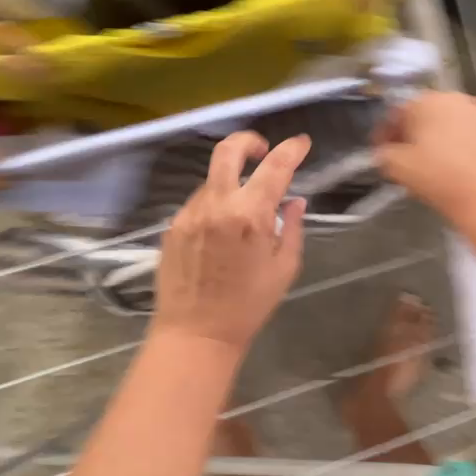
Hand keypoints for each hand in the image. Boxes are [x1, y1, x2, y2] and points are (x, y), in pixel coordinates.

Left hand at [155, 132, 310, 350]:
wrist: (196, 333)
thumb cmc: (249, 305)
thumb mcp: (285, 267)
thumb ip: (292, 228)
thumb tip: (294, 202)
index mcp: (251, 215)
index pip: (275, 166)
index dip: (292, 149)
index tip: (302, 143)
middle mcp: (217, 205)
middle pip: (228, 151)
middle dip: (249, 141)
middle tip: (263, 149)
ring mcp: (190, 214)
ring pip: (212, 179)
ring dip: (232, 180)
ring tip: (245, 204)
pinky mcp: (173, 226)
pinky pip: (198, 202)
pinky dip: (215, 203)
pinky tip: (223, 228)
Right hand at [375, 92, 475, 220]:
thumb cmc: (437, 176)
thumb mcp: (397, 167)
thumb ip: (383, 153)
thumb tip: (384, 152)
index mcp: (427, 100)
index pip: (398, 111)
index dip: (385, 132)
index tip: (381, 150)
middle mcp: (454, 98)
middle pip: (424, 112)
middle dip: (412, 131)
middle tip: (403, 154)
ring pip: (447, 120)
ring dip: (435, 134)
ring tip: (428, 158)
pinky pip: (467, 129)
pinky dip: (457, 140)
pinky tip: (453, 160)